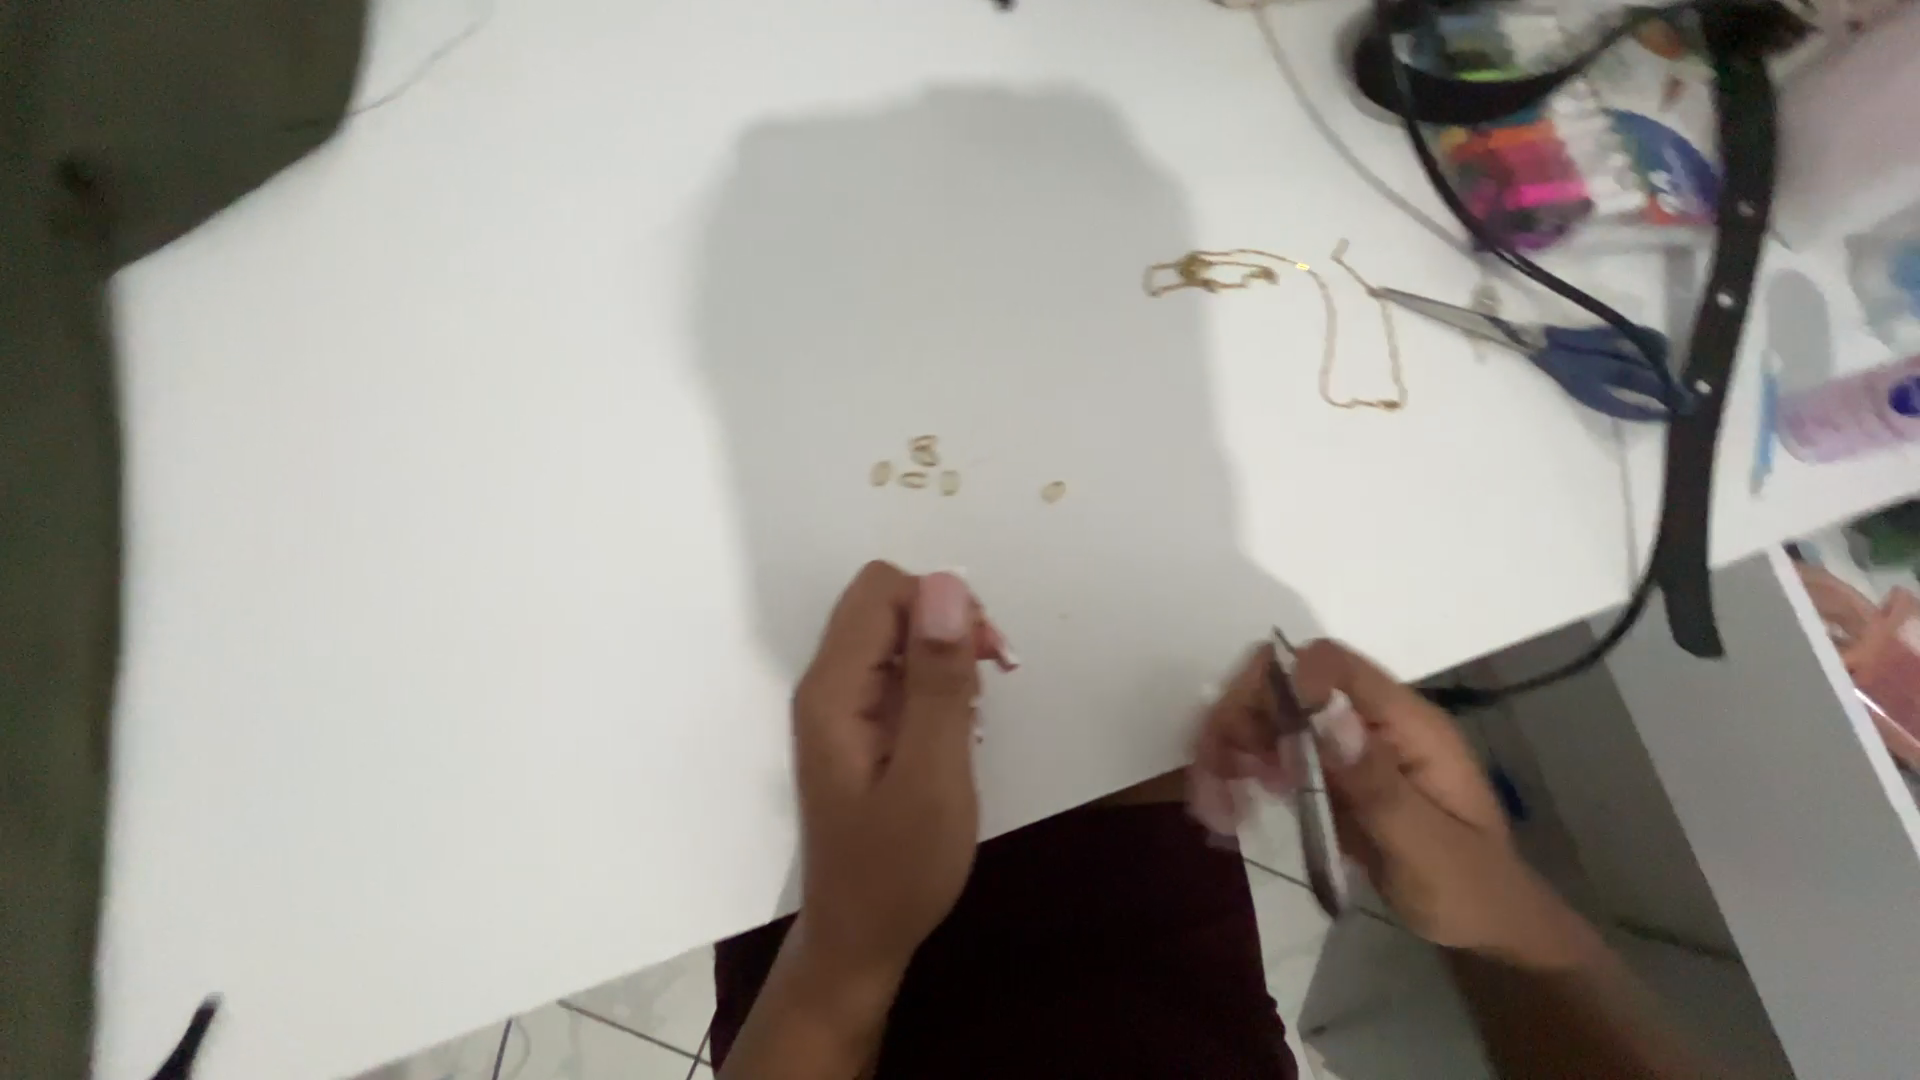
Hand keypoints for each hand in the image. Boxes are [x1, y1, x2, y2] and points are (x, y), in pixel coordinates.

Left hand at [788, 561, 1009, 981]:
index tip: (982, 655)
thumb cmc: (899, 868)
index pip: (881, 590)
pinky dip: (936, 679)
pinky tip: (960, 720)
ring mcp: (840, 704)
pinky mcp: (858, 723)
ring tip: (977, 706)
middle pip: (887, 603)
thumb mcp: (932, 775)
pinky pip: (897, 669)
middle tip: (988, 674)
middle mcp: (827, 684)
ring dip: (945, 652)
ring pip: (896, 633)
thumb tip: (945, 585)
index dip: (940, 605)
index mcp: (833, 689)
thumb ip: (937, 680)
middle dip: (946, 624)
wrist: (860, 938)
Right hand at [1189, 639, 1594, 967]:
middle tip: (1216, 778)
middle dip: (1238, 719)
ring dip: (1227, 746)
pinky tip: (1227, 805)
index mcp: (1405, 722)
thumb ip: (1378, 781)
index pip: (1331, 664)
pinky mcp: (1322, 766)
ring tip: (1215, 803)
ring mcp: (1341, 740)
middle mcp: (1366, 717)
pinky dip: (1234, 767)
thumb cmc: (1470, 890)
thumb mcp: (1429, 848)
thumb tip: (1325, 713)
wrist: (1487, 923)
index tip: (1255, 741)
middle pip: (1281, 682)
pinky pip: (1265, 747)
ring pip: (1263, 712)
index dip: (1281, 684)